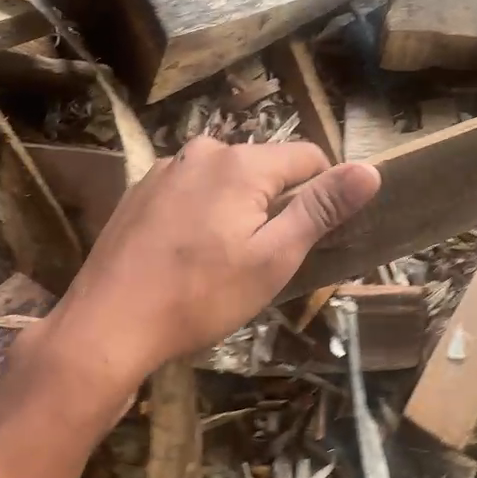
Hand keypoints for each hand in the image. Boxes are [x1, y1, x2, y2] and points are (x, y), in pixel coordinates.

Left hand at [43, 137, 380, 386]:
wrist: (106, 326)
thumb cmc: (200, 296)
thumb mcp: (274, 258)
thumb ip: (322, 209)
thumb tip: (370, 170)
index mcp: (243, 164)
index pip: (308, 157)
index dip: (321, 194)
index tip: (310, 237)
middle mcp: (204, 151)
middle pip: (265, 167)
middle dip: (274, 204)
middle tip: (262, 259)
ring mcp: (166, 169)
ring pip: (226, 180)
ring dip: (236, 209)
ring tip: (221, 262)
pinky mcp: (140, 191)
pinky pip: (190, 191)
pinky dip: (201, 213)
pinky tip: (185, 256)